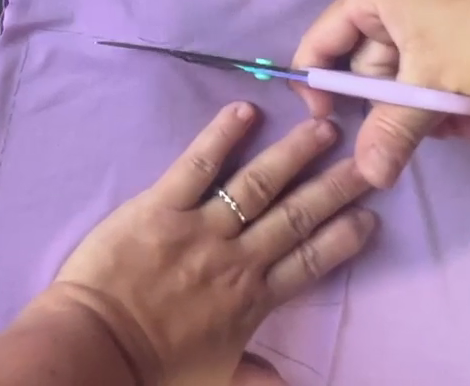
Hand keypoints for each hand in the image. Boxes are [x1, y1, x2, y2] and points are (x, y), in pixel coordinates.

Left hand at [39, 102, 377, 385]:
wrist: (98, 346)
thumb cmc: (154, 368)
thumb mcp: (216, 379)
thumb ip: (256, 374)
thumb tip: (288, 381)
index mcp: (252, 301)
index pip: (309, 263)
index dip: (342, 239)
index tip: (371, 216)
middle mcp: (236, 258)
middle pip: (295, 217)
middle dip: (334, 188)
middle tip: (368, 161)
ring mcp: (201, 227)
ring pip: (257, 185)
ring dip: (292, 155)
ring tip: (323, 130)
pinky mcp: (162, 205)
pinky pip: (197, 165)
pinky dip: (221, 136)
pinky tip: (244, 110)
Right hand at [292, 0, 469, 187]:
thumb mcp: (432, 87)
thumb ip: (391, 131)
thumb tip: (366, 177)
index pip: (321, 39)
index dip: (318, 83)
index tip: (329, 122)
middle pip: (371, 64)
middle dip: (398, 106)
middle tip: (424, 133)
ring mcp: (436, 12)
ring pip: (411, 75)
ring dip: (432, 108)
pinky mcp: (469, 28)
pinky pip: (441, 69)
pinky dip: (456, 95)